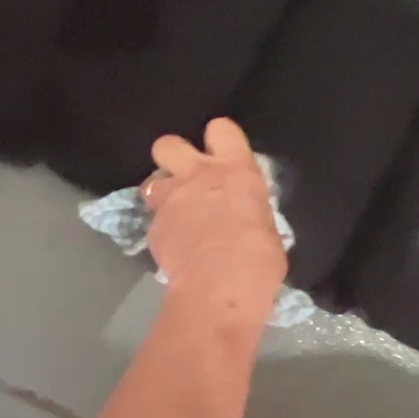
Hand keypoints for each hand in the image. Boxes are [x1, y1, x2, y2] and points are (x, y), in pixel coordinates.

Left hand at [143, 118, 287, 319]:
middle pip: (169, 143)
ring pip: (152, 181)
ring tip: (176, 214)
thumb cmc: (259, 259)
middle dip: (174, 157)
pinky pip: (154, 221)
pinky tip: (175, 247)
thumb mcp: (267, 226)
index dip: (219, 139)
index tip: (223, 156)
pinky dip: (163, 230)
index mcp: (236, 170)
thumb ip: (249, 209)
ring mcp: (171, 200)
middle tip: (188, 178)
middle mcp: (198, 175)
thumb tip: (246, 217)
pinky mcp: (153, 228)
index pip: (221, 128)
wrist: (219, 289)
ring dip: (162, 193)